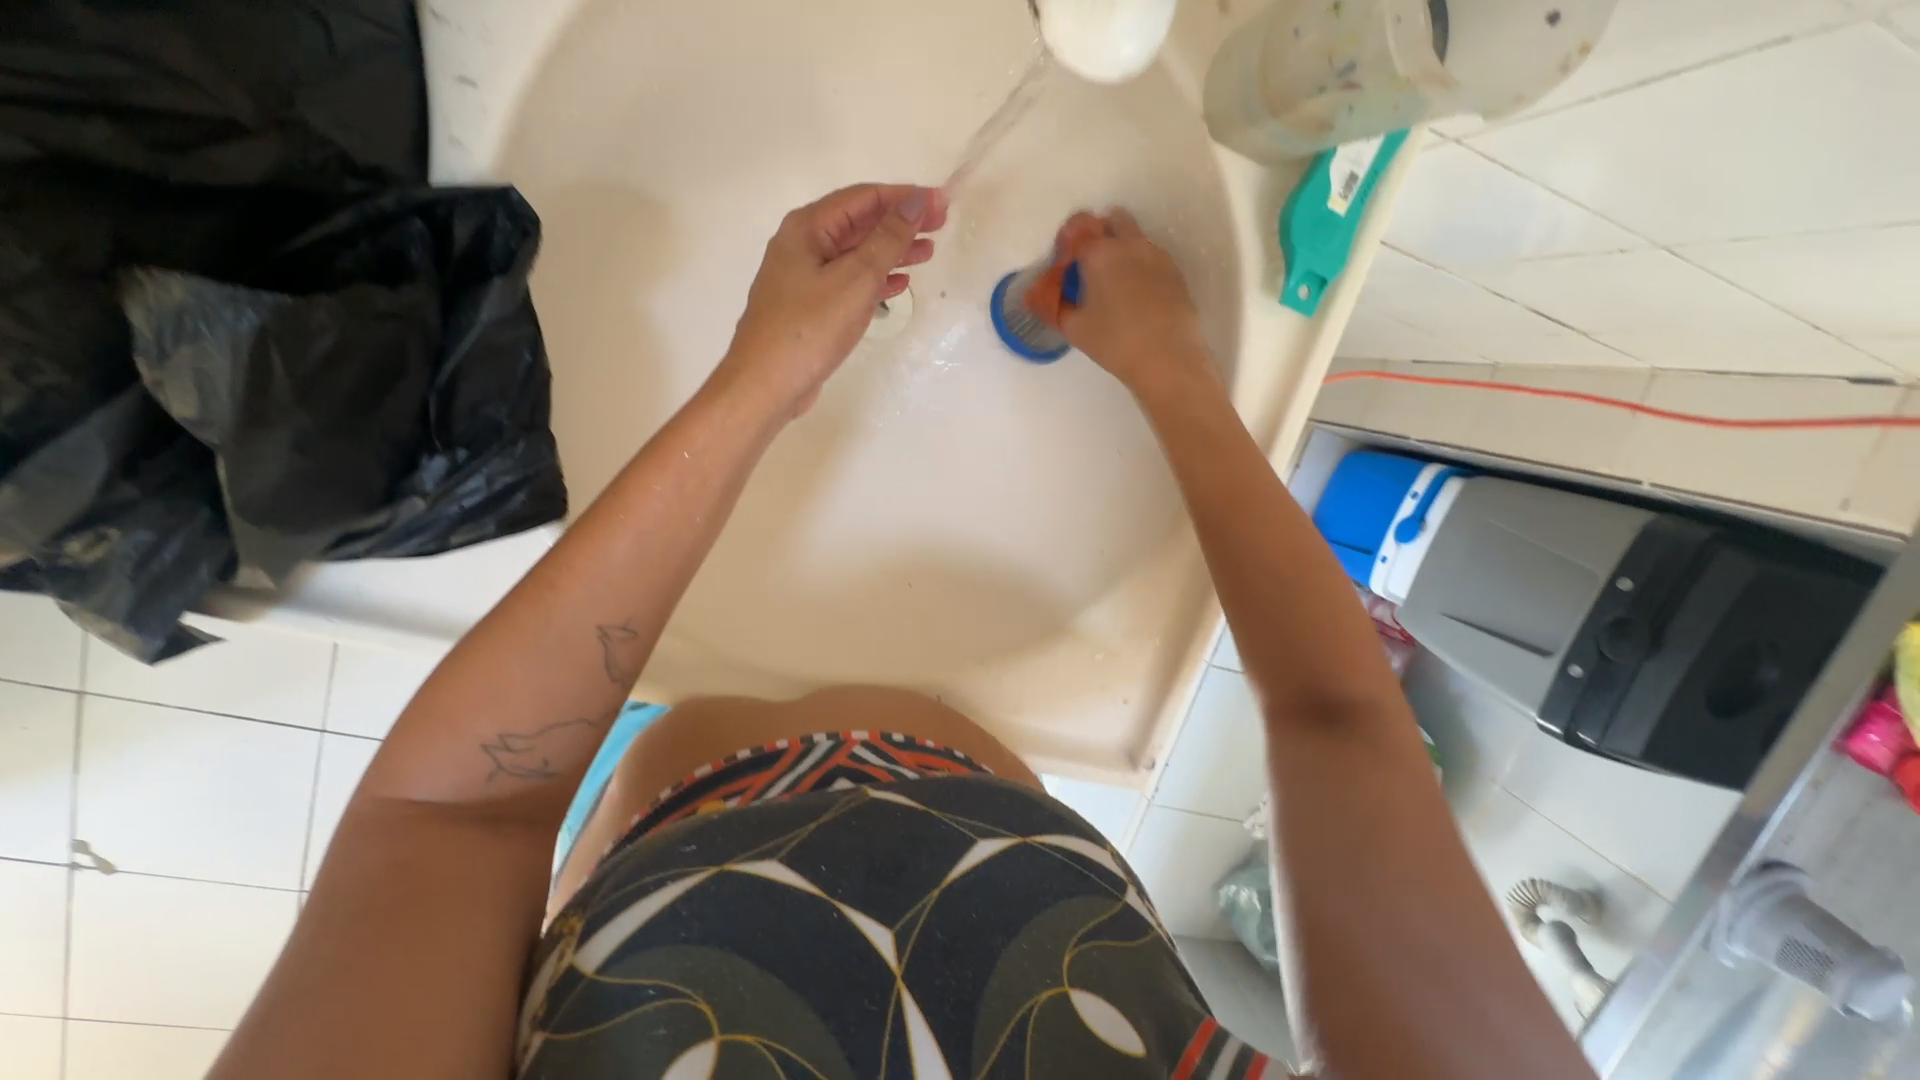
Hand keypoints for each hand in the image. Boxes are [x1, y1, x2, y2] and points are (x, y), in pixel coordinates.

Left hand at [717, 183, 948, 417]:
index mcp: (808, 228)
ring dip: (892, 251)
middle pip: (859, 223)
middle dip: (900, 222)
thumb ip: (888, 239)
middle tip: (940, 226)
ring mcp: (804, 277)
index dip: (905, 198)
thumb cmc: (810, 327)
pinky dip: (875, 279)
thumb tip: (914, 201)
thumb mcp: (856, 279)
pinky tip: (898, 285)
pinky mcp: (809, 307)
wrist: (766, 384)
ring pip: (856, 254)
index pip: (864, 198)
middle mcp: (802, 245)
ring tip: (927, 254)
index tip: (941, 204)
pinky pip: (848, 281)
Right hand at [1051, 209, 1215, 399]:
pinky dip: (1141, 264)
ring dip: (1122, 247)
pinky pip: (1152, 256)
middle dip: (1100, 232)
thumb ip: (1055, 307)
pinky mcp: (1175, 271)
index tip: (1065, 260)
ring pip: (1136, 236)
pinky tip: (1137, 294)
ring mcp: (1156, 255)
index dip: (1069, 239)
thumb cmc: (1114, 342)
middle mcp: (1130, 244)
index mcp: (1100, 253)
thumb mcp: (1074, 328)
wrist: (1168, 357)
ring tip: (1115, 281)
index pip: (1079, 226)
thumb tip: (1040, 297)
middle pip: (1114, 219)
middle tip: (1091, 262)